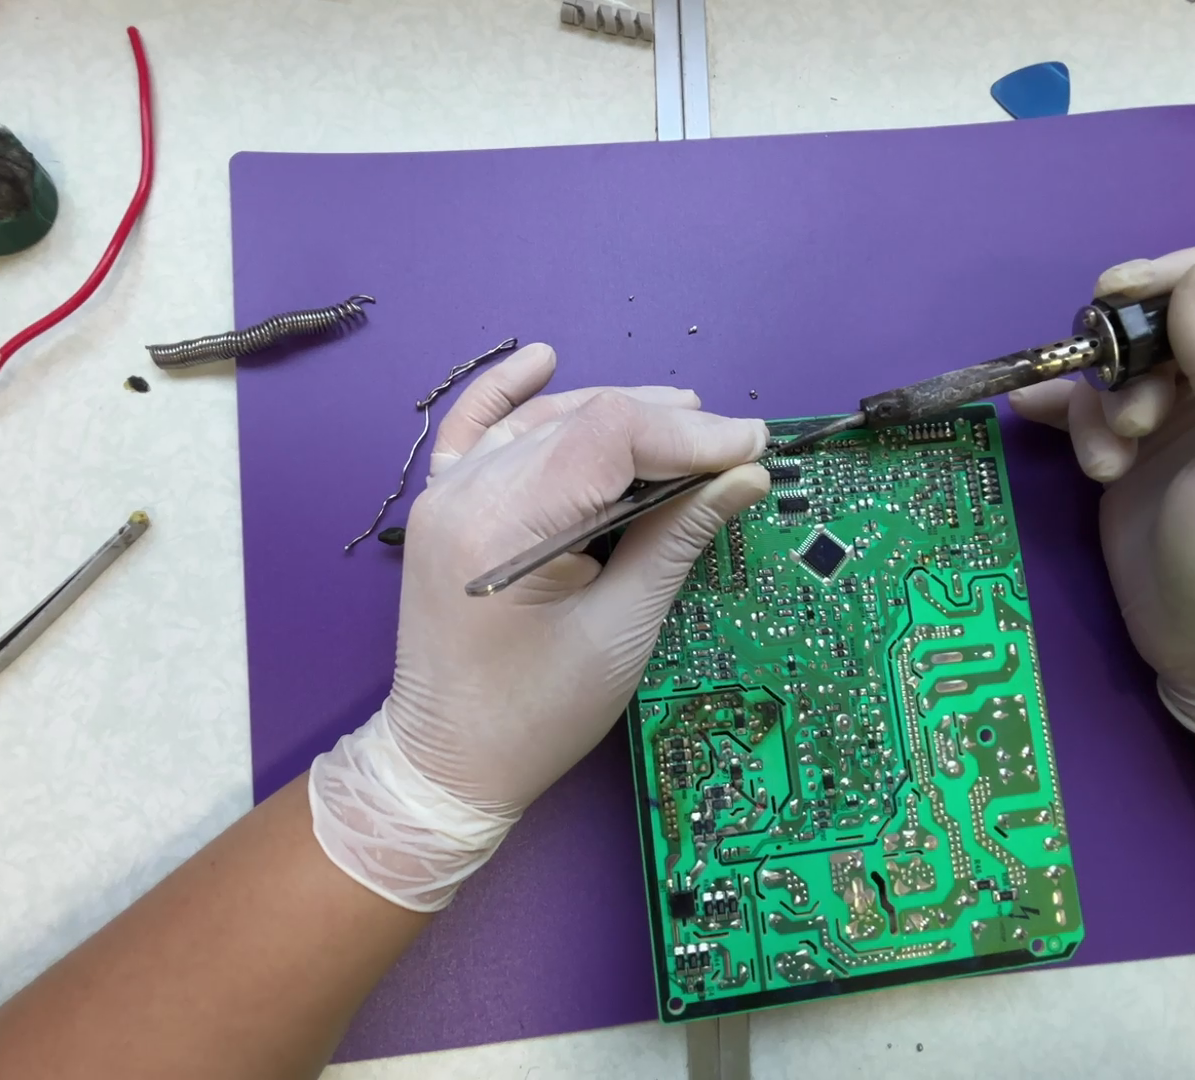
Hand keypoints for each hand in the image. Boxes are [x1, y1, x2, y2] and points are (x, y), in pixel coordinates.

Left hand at [309, 343, 770, 908]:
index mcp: (505, 526)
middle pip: (581, 421)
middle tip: (730, 444)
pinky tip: (545, 358)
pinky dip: (510, 393)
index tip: (751, 445)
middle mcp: (466, 492)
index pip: (609, 438)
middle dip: (665, 426)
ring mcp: (446, 494)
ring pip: (542, 421)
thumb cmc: (538, 714)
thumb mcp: (621, 630)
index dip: (689, 434)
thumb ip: (677, 538)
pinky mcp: (443, 505)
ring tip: (681, 416)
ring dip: (612, 412)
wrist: (448, 760)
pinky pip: (475, 430)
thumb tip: (744, 476)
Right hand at [1008, 247, 1194, 748]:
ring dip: (1098, 404)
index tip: (1121, 296)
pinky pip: (1088, 409)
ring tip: (1106, 462)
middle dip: (1132, 357)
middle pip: (1173, 322)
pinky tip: (1033, 418)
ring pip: (1122, 367)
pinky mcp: (1133, 456)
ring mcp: (1184, 422)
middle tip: (1130, 417)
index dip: (1184, 278)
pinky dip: (1063, 414)